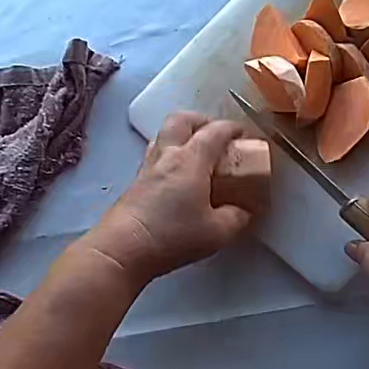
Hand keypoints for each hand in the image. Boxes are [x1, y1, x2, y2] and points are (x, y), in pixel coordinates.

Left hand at [83, 113, 253, 282]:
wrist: (123, 249)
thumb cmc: (173, 236)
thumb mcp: (218, 232)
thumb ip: (236, 217)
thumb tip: (244, 211)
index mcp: (191, 160)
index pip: (215, 131)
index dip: (233, 128)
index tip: (245, 135)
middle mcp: (167, 156)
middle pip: (181, 120)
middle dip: (201, 121)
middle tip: (215, 134)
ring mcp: (147, 168)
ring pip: (163, 135)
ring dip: (181, 136)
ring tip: (196, 154)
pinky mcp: (134, 184)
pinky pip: (154, 157)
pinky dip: (169, 157)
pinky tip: (177, 178)